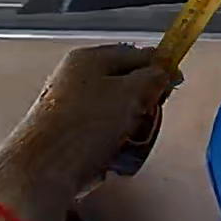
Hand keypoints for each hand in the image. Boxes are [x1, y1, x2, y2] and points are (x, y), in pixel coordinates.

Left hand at [0, 45, 172, 220]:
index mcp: (89, 58)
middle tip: (153, 114)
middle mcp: (75, 76)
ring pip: (114, 107)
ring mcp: (68, 104)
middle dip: (143, 98)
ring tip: (134, 137)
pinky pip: (100, 128)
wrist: (45, 168)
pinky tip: (117, 150)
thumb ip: (153, 77)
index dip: (159, 65)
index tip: (176, 82)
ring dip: (130, 122)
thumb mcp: (131, 94)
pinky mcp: (66, 131)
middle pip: (124, 80)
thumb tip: (165, 70)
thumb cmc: (88, 124)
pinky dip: (113, 138)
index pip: (134, 52)